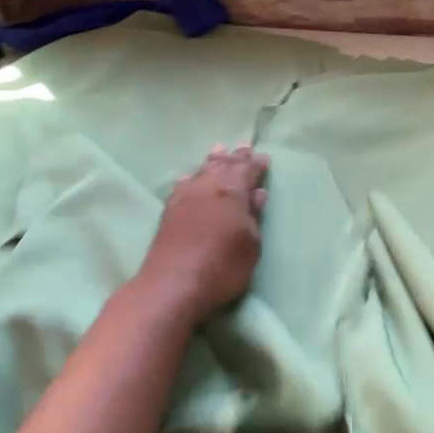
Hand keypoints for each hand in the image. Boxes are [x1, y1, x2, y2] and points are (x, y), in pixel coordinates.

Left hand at [131, 145, 268, 325]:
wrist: (173, 285)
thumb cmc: (222, 266)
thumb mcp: (251, 245)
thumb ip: (254, 216)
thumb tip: (257, 193)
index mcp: (232, 191)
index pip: (247, 170)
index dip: (257, 164)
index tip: (264, 158)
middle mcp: (207, 187)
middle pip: (223, 165)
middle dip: (235, 157)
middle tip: (244, 147)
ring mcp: (185, 197)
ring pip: (202, 171)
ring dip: (213, 161)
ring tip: (219, 150)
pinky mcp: (169, 211)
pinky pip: (183, 185)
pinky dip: (190, 178)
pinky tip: (188, 178)